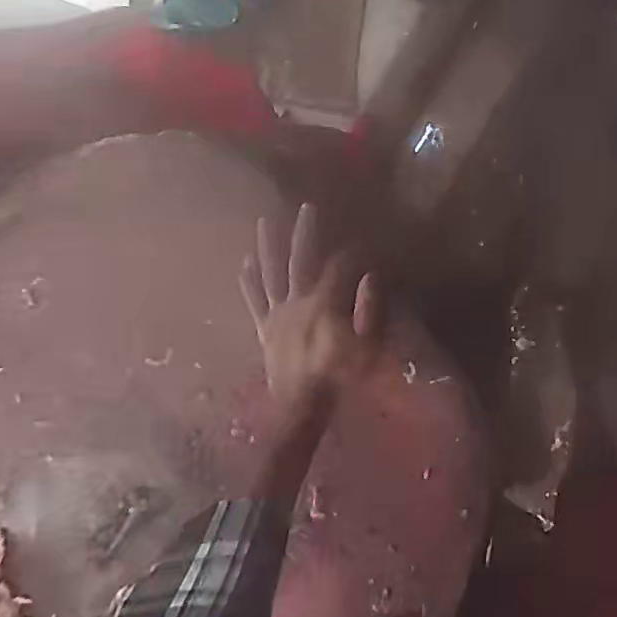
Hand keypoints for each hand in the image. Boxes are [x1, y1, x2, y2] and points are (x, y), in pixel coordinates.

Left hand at [238, 203, 377, 405]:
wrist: (302, 408)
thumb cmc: (339, 378)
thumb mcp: (365, 346)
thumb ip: (369, 309)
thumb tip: (371, 276)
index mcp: (323, 304)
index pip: (338, 268)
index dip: (351, 253)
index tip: (360, 240)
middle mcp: (297, 302)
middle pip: (300, 260)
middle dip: (305, 232)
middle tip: (307, 208)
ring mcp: (277, 314)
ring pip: (270, 273)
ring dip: (268, 246)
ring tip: (264, 222)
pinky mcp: (265, 328)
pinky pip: (254, 300)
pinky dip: (248, 281)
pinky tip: (245, 262)